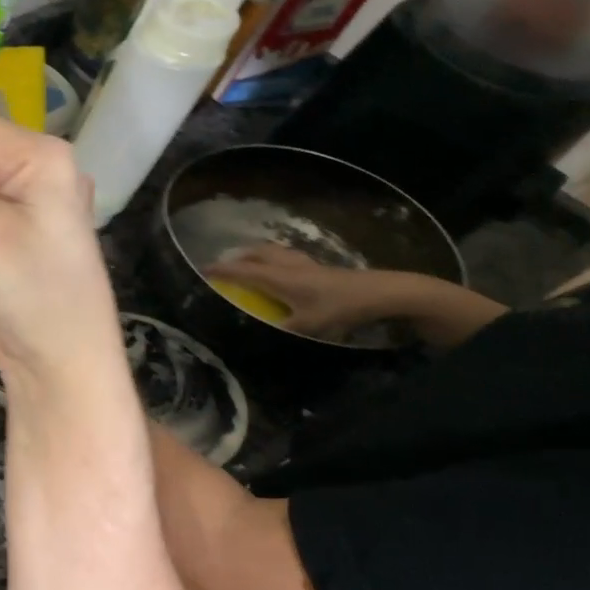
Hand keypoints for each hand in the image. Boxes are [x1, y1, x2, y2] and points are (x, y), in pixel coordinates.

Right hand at [204, 245, 396, 340]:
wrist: (387, 293)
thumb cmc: (342, 307)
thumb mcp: (305, 326)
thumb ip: (278, 330)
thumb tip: (254, 336)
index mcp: (281, 279)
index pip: (244, 271)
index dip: (222, 270)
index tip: (202, 270)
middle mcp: (292, 267)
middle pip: (260, 253)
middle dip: (239, 256)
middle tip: (225, 263)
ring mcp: (309, 266)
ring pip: (277, 252)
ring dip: (258, 254)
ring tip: (248, 261)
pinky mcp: (322, 269)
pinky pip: (290, 258)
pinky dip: (276, 259)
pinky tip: (280, 269)